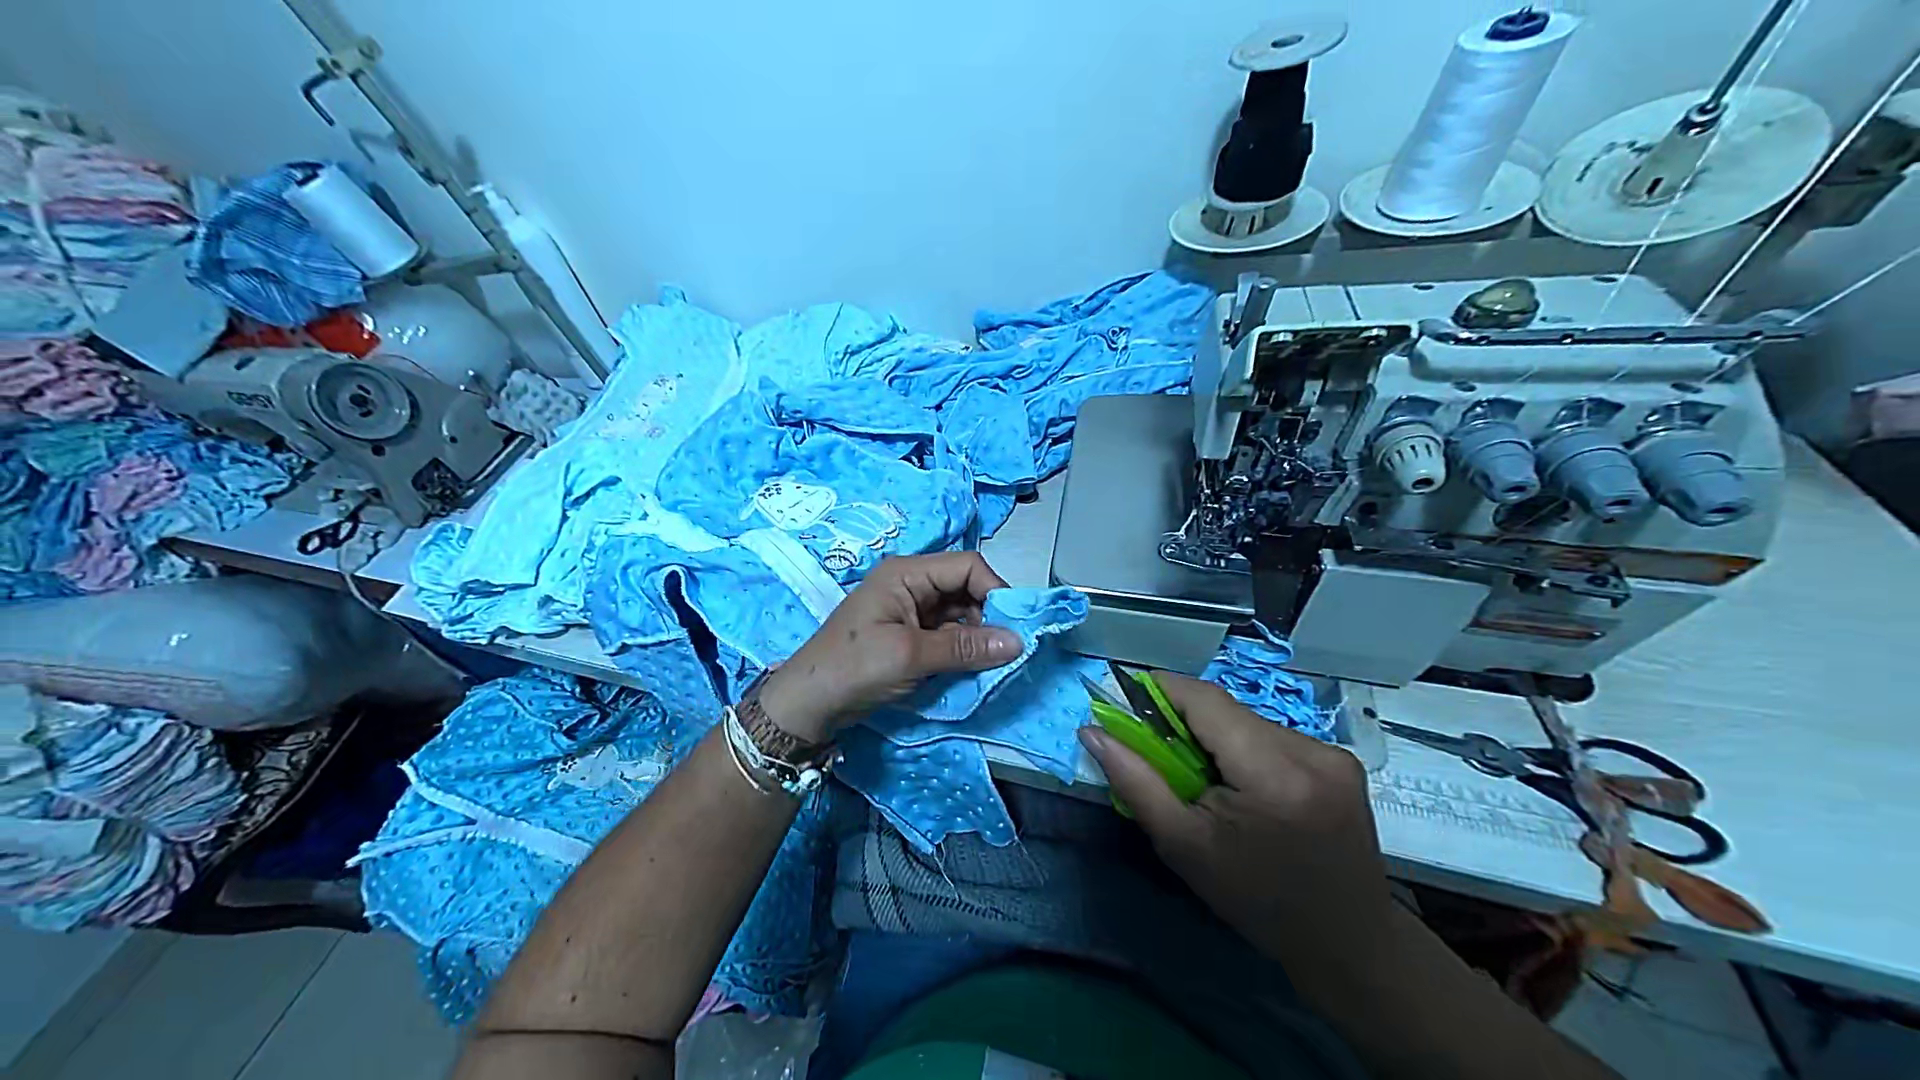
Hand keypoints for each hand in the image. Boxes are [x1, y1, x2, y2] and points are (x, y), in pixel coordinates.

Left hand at [758, 553, 1022, 741]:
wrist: (808, 705)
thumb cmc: (853, 668)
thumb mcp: (910, 655)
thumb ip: (964, 646)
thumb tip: (1018, 642)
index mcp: (907, 573)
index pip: (968, 566)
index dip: (995, 590)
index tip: (1015, 627)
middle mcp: (911, 584)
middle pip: (967, 589)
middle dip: (989, 617)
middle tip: (1004, 651)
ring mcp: (911, 611)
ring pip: (962, 614)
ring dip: (978, 637)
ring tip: (990, 664)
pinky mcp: (910, 636)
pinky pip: (949, 635)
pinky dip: (964, 650)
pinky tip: (973, 668)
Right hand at [1077, 673, 1392, 963]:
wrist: (1346, 942)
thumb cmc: (1254, 900)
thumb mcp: (1182, 845)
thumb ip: (1134, 781)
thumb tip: (1092, 732)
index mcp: (1272, 775)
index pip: (1206, 699)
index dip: (1161, 689)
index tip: (1125, 699)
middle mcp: (1310, 752)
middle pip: (1226, 709)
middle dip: (1185, 720)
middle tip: (1157, 750)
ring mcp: (1332, 754)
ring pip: (1249, 720)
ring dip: (1217, 735)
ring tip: (1205, 777)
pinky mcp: (1341, 761)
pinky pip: (1274, 736)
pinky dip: (1246, 748)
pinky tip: (1243, 785)